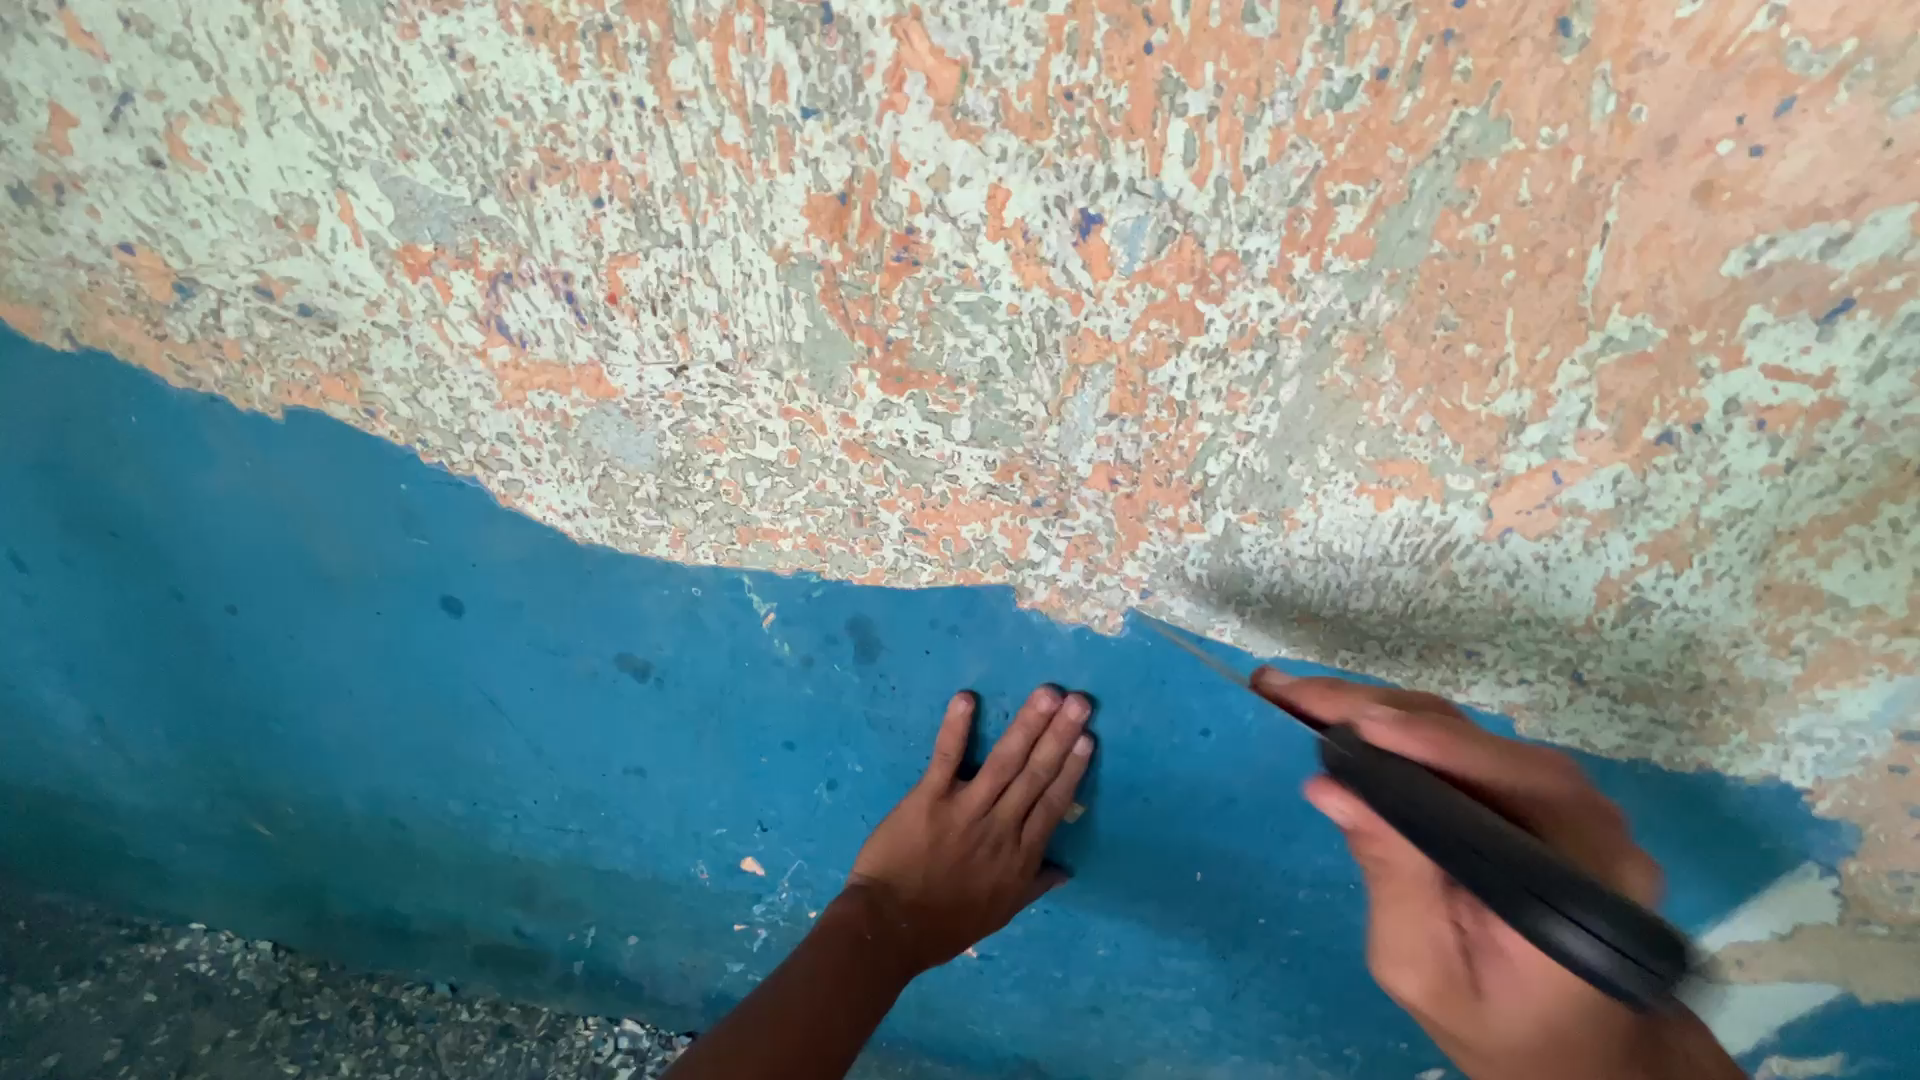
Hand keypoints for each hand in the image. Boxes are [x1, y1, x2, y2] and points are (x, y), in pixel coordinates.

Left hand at [846, 686, 1093, 975]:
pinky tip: (967, 698)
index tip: (1088, 738)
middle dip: (1059, 736)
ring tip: (1047, 694)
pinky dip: (956, 728)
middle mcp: (1000, 827)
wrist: (890, 930)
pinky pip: (946, 758)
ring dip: (1027, 725)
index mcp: (1019, 855)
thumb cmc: (944, 924)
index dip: (1072, 769)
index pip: (1053, 803)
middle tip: (1080, 701)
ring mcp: (965, 810)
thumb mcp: (1000, 912)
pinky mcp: (929, 799)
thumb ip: (1033, 885)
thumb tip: (1066, 870)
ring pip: (1003, 762)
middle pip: (1035, 774)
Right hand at [1251, 669, 1740, 1079]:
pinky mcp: (1516, 790)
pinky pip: (1448, 741)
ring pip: (1454, 728)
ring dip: (1370, 708)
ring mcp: (1553, 796)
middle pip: (1469, 737)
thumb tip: (1330, 787)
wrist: (1563, 1044)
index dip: (1429, 743)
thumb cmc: (1497, 1020)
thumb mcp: (1426, 969)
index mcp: (1581, 869)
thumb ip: (1391, 879)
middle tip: (1285, 692)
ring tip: (1295, 697)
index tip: (1354, 727)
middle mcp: (1581, 815)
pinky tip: (1334, 718)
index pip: (1505, 779)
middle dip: (1371, 710)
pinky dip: (1385, 723)